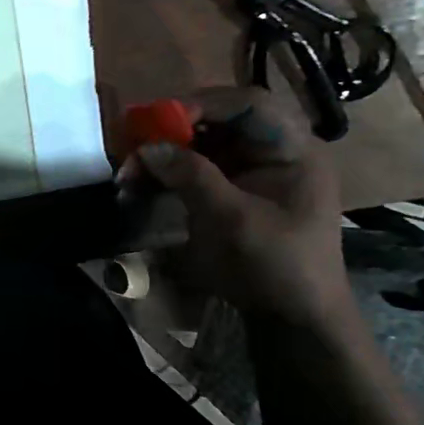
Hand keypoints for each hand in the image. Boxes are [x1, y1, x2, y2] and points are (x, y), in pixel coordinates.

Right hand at [117, 86, 352, 328]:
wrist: (293, 320)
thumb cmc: (276, 265)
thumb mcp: (233, 220)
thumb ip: (191, 176)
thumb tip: (147, 147)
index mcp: (292, 148)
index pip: (248, 104)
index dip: (203, 104)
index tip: (161, 122)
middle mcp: (271, 150)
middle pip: (218, 120)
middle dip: (173, 130)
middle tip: (136, 142)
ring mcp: (250, 170)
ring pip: (200, 143)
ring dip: (162, 153)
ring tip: (129, 172)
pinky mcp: (229, 189)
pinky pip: (194, 167)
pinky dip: (166, 172)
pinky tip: (138, 184)